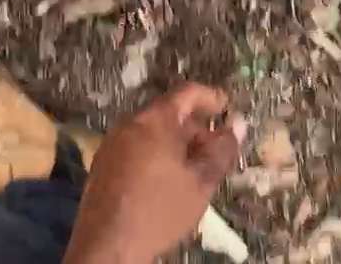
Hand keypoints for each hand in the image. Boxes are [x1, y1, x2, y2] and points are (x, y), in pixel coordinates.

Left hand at [64, 84, 245, 263]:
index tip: (227, 108)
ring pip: (152, 132)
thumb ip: (221, 150)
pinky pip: (136, 147)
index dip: (210, 97)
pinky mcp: (102, 164)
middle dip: (195, 129)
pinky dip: (155, 154)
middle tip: (214, 152)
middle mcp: (131, 122)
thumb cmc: (159, 210)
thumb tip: (238, 123)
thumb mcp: (200, 183)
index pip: (187, 93)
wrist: (106, 248)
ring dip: (175, 144)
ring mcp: (113, 142)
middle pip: (169, 114)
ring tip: (192, 171)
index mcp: (155, 119)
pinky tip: (164, 182)